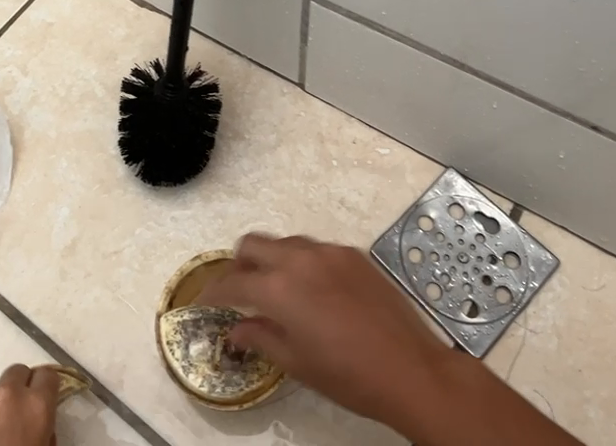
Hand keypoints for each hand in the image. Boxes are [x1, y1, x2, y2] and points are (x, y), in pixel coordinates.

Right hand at [194, 233, 451, 427]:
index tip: (205, 301)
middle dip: (239, 264)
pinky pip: (316, 249)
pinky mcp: (353, 253)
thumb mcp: (296, 362)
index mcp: (278, 288)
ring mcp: (329, 252)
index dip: (213, 292)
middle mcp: (299, 258)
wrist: (410, 368)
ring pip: (285, 242)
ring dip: (272, 260)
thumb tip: (235, 329)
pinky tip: (314, 290)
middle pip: (252, 244)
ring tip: (277, 290)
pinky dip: (303, 262)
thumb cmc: (347, 374)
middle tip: (239, 291)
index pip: (232, 282)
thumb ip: (260, 337)